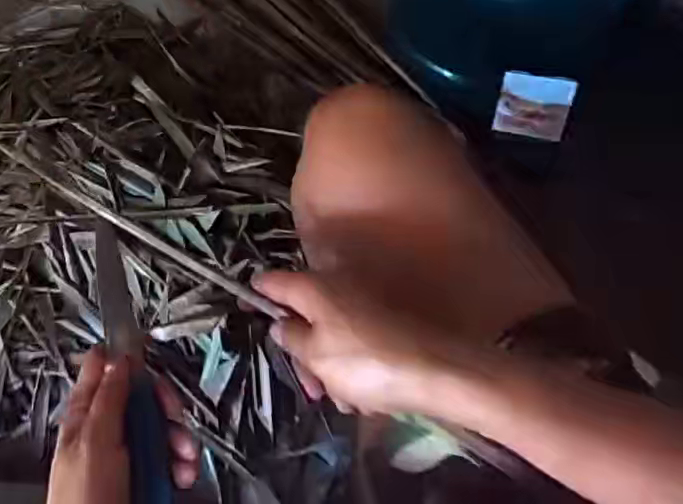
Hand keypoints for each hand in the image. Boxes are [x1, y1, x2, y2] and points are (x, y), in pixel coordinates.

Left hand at [47, 346, 200, 503]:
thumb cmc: (85, 500)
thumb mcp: (94, 441)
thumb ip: (107, 397)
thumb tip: (119, 356)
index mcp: (86, 413)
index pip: (104, 366)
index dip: (128, 359)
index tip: (150, 365)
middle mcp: (105, 429)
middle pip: (141, 396)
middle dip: (164, 405)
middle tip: (175, 418)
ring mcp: (125, 455)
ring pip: (158, 426)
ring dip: (178, 437)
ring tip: (185, 458)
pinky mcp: (142, 478)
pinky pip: (166, 458)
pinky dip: (181, 463)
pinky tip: (185, 474)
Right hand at [253, 269, 487, 417]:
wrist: (437, 370)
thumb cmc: (366, 362)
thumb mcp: (317, 357)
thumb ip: (292, 338)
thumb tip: (281, 324)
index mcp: (313, 287)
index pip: (273, 281)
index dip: (257, 292)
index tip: (245, 299)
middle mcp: (336, 284)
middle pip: (304, 314)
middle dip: (303, 352)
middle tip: (311, 387)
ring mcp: (363, 299)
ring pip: (332, 333)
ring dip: (331, 366)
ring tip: (345, 401)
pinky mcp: (385, 319)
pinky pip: (356, 340)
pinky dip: (355, 365)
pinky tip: (366, 396)